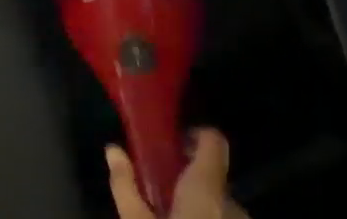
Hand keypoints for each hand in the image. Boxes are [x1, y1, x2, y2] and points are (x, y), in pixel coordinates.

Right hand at [108, 131, 248, 218]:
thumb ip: (124, 185)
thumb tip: (112, 149)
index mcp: (206, 189)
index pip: (214, 141)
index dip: (195, 136)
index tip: (173, 147)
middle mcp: (234, 205)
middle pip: (214, 180)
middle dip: (190, 185)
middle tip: (163, 200)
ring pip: (223, 209)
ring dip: (203, 212)